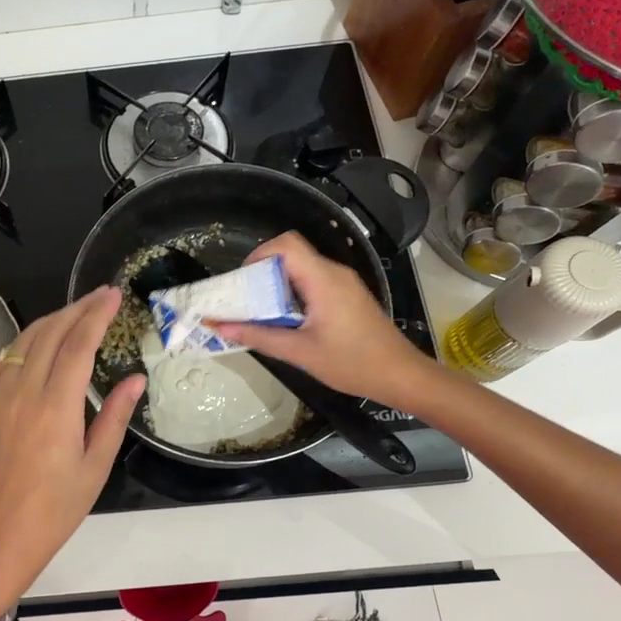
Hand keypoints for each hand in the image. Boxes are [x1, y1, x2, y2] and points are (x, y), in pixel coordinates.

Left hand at [0, 287, 145, 617]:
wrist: (0, 536)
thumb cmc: (56, 509)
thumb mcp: (96, 466)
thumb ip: (114, 416)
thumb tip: (135, 377)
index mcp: (56, 407)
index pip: (79, 344)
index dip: (97, 314)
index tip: (114, 295)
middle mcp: (24, 392)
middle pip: (51, 332)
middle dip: (78, 308)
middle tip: (102, 295)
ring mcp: (0, 396)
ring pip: (25, 339)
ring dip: (53, 318)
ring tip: (78, 310)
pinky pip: (5, 357)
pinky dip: (26, 338)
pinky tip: (41, 339)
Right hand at [211, 231, 436, 403]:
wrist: (401, 376)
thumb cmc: (352, 363)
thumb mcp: (300, 352)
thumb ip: (258, 336)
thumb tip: (218, 327)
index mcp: (323, 280)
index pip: (286, 244)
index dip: (258, 254)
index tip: (242, 282)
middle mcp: (334, 273)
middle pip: (291, 253)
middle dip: (262, 272)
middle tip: (245, 299)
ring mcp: (344, 283)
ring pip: (302, 268)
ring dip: (277, 284)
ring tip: (261, 312)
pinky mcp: (348, 295)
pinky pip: (314, 281)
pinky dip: (293, 293)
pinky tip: (286, 320)